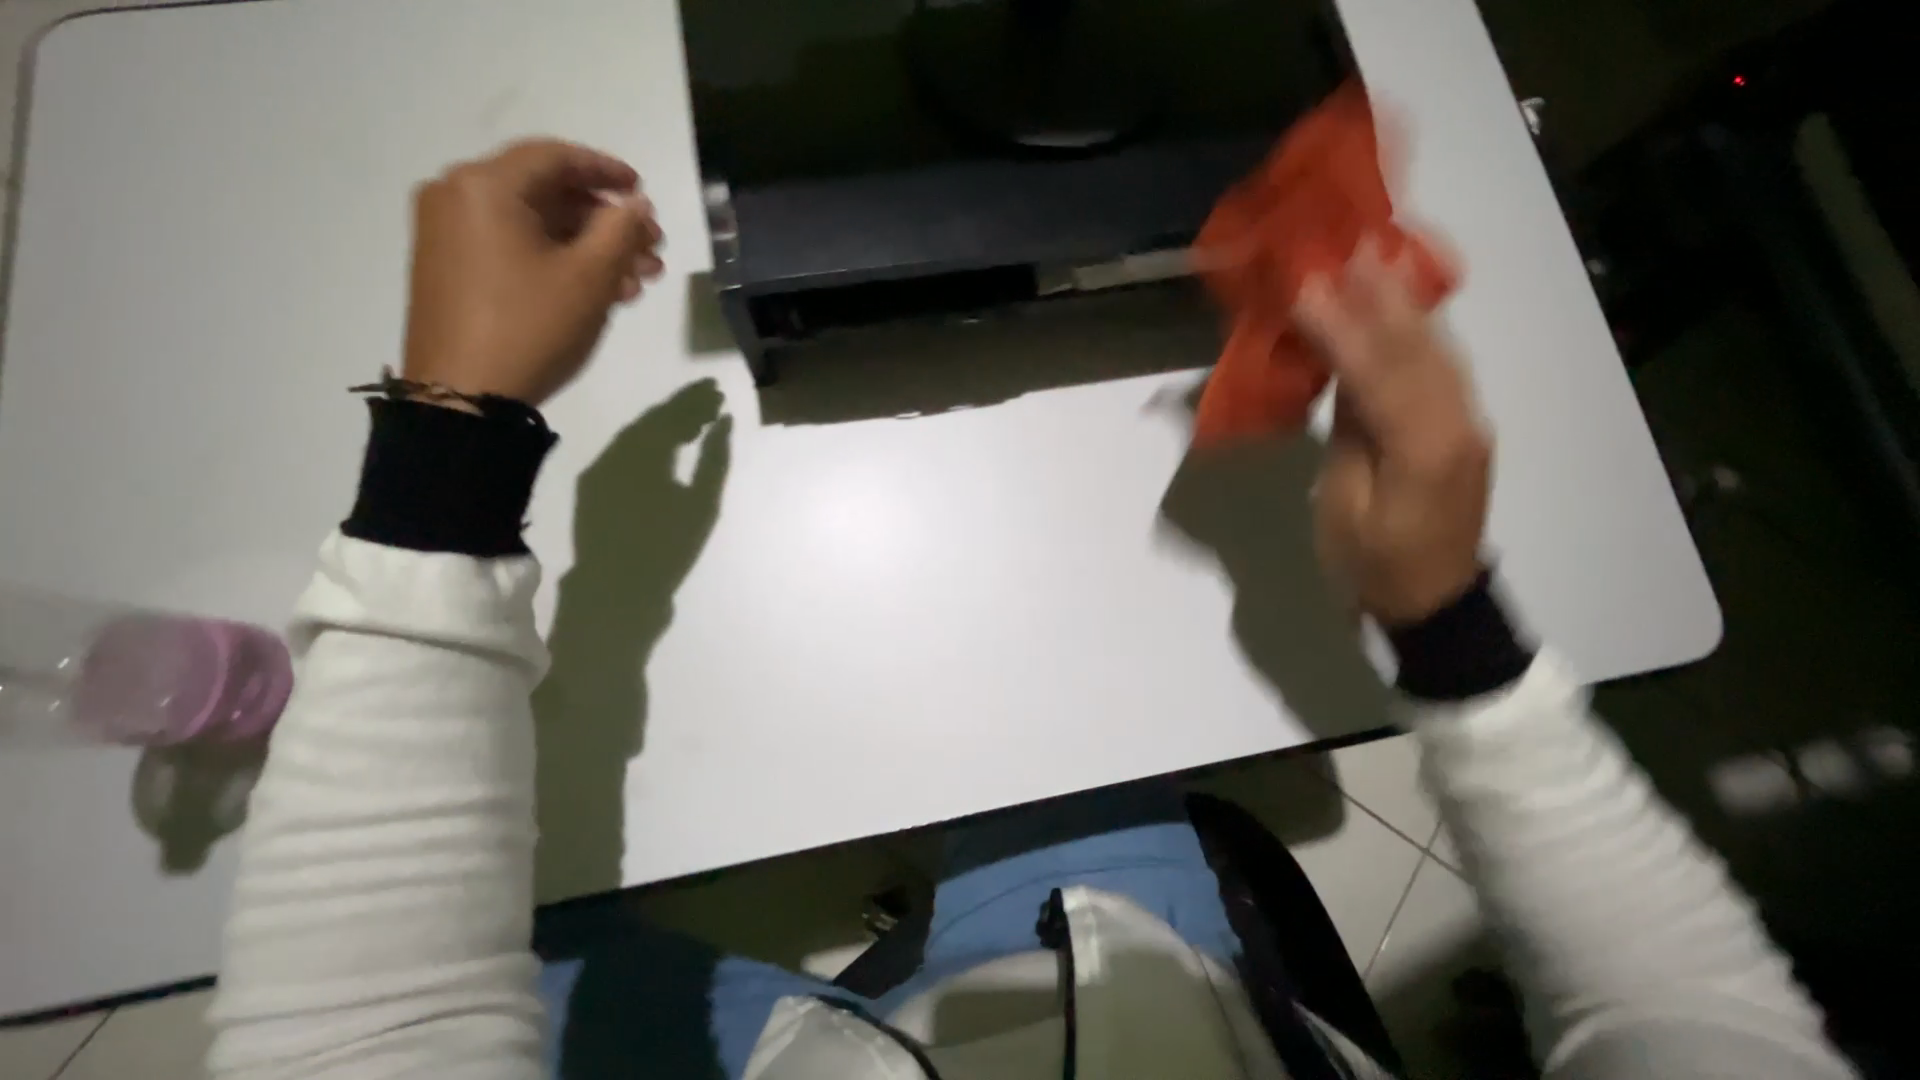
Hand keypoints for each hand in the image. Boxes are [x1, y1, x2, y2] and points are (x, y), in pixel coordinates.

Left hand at [401, 138, 663, 406]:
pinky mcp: (450, 270)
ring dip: (589, 248)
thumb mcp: (589, 278)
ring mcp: (447, 235)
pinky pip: (513, 248)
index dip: (607, 170)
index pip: (555, 157)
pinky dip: (557, 261)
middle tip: (652, 251)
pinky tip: (598, 292)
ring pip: (534, 226)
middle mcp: (457, 196)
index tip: (644, 192)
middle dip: (606, 221)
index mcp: (485, 186)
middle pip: (547, 193)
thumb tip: (635, 204)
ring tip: (636, 282)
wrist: (461, 397)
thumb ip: (620, 230)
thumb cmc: (531, 327)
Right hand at [1299, 237, 1491, 626]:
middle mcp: (1456, 423)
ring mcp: (1468, 422)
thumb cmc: (1372, 564)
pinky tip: (1399, 304)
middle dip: (1380, 295)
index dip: (1341, 326)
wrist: (1434, 601)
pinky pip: (1441, 365)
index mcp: (1421, 450)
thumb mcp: (1344, 505)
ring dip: (1402, 301)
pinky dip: (1417, 329)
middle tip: (1346, 246)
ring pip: (1436, 348)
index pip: (1378, 372)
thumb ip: (1350, 432)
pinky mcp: (1464, 426)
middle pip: (1416, 347)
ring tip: (1371, 257)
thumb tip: (1344, 373)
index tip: (1306, 286)